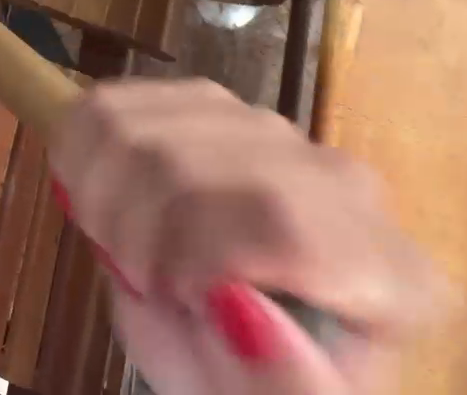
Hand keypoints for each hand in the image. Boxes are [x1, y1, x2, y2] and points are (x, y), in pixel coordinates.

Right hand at [48, 79, 444, 394]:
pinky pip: (106, 104)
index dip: (197, 260)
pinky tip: (103, 202)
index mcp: (387, 275)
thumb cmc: (247, 383)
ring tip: (124, 249)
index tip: (181, 303)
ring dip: (101, 201)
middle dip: (135, 237)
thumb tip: (236, 305)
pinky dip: (79, 158)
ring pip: (136, 130)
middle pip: (188, 170)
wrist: (228, 343)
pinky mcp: (195, 100)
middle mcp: (336, 181)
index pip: (280, 224)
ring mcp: (262, 129)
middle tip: (145, 286)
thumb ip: (279, 385)